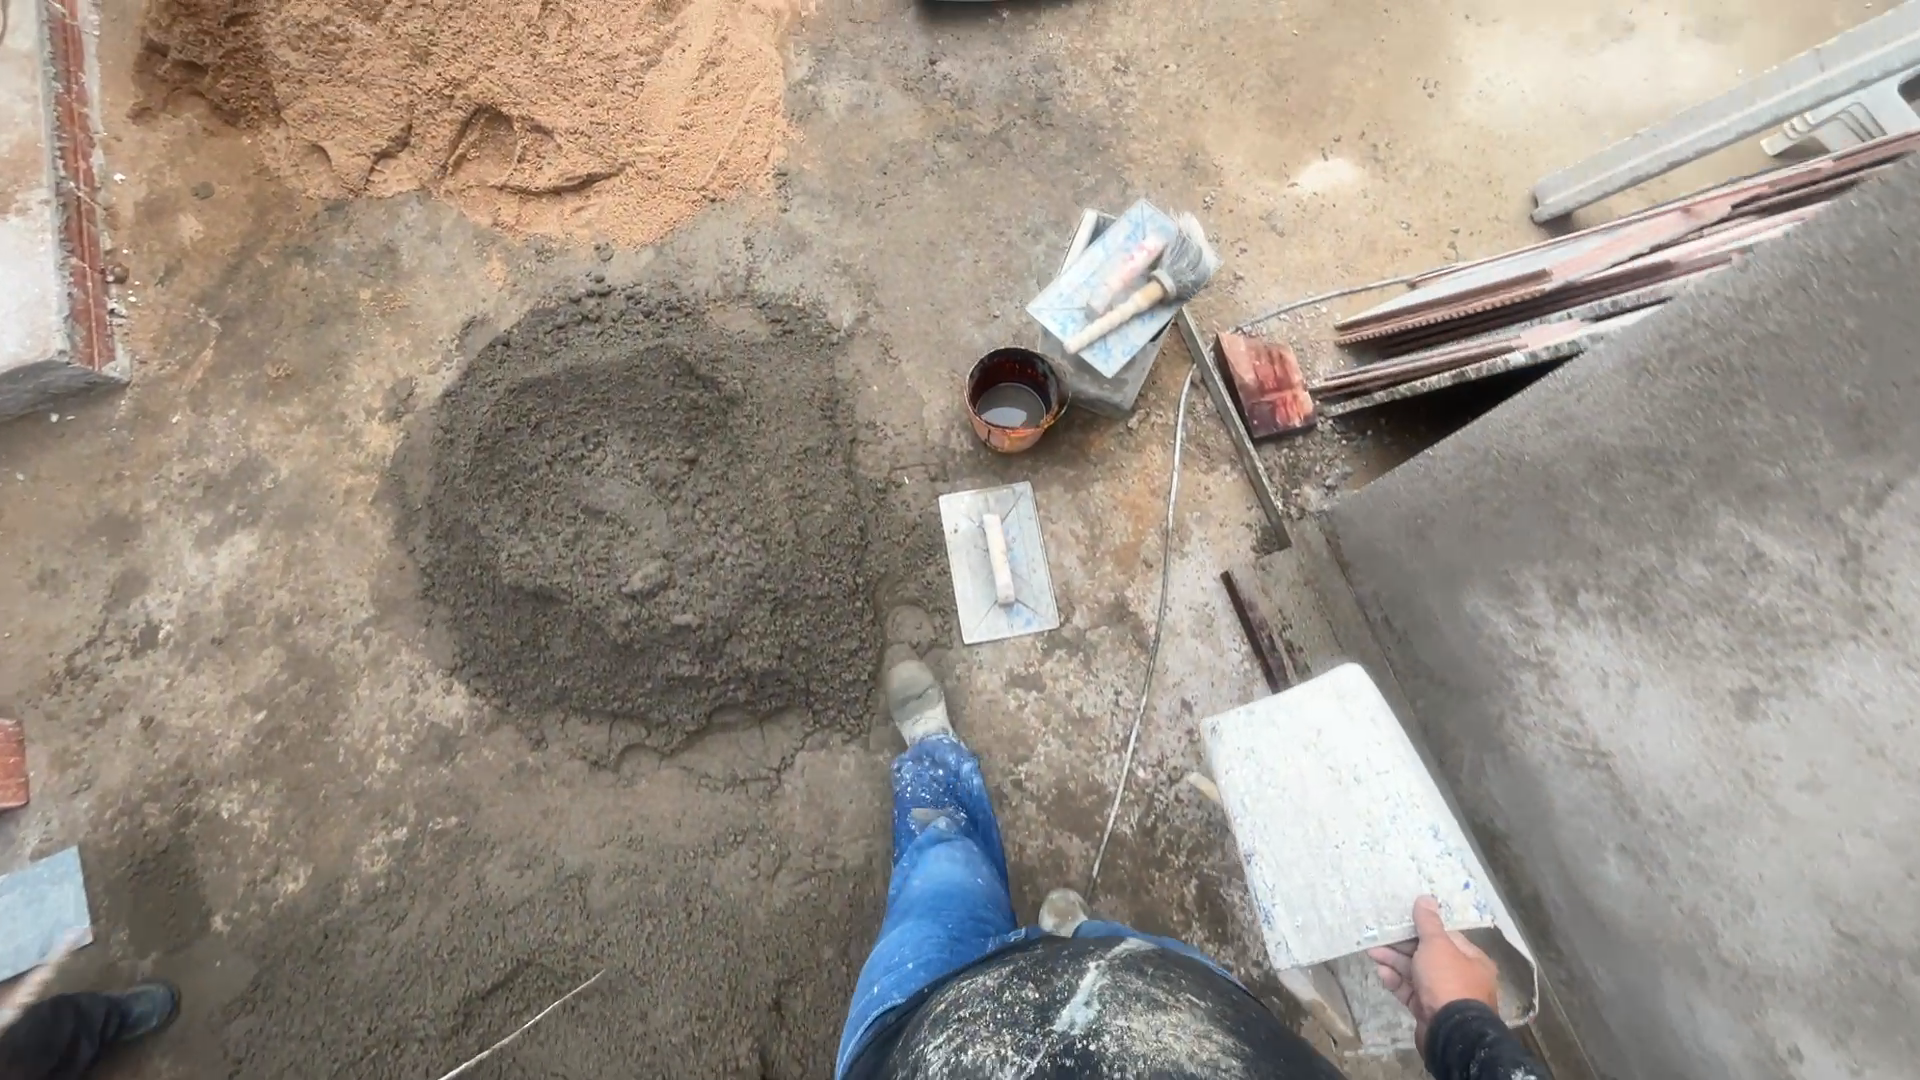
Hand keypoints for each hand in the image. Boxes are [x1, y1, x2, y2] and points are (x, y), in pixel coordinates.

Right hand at [1366, 895, 1499, 1052]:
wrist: (1451, 1032)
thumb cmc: (1448, 981)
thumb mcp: (1437, 945)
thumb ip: (1428, 923)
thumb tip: (1426, 898)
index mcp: (1471, 961)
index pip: (1444, 937)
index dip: (1421, 927)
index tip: (1399, 919)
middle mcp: (1460, 977)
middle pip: (1426, 954)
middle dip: (1400, 945)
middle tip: (1377, 935)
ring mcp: (1444, 995)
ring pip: (1414, 972)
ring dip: (1393, 961)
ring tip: (1371, 953)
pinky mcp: (1428, 1010)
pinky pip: (1410, 990)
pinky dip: (1395, 981)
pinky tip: (1381, 973)